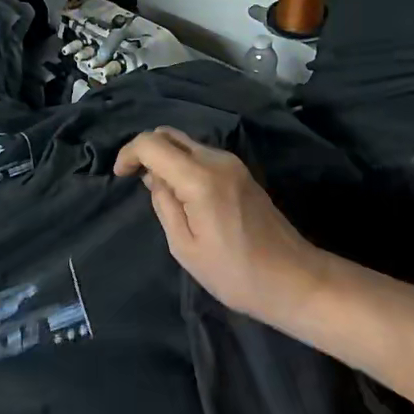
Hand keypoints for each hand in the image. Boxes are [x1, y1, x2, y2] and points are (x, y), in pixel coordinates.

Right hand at [114, 126, 330, 325]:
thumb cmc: (235, 273)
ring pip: (187, 143)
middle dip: (146, 150)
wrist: (294, 279)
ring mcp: (233, 164)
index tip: (120, 175)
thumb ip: (164, 205)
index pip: (153, 143)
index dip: (129, 153)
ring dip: (166, 158)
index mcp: (200, 178)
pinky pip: (202, 156)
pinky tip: (182, 193)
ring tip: (158, 192)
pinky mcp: (242, 173)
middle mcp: (217, 160)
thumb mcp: (185, 247)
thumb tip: (154, 179)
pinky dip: (183, 164)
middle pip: (170, 134)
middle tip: (134, 180)